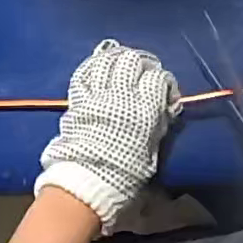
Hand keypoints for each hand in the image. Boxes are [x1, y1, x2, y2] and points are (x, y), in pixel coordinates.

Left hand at [35, 40, 181, 234]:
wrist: (86, 183)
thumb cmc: (124, 177)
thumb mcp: (152, 154)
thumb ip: (158, 128)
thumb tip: (162, 114)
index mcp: (145, 110)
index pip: (158, 80)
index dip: (164, 82)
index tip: (164, 91)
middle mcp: (121, 96)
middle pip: (133, 61)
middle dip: (142, 64)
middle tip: (143, 73)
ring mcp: (97, 94)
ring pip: (108, 61)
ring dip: (117, 59)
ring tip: (122, 63)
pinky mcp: (78, 99)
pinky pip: (84, 73)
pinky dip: (93, 66)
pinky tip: (98, 66)